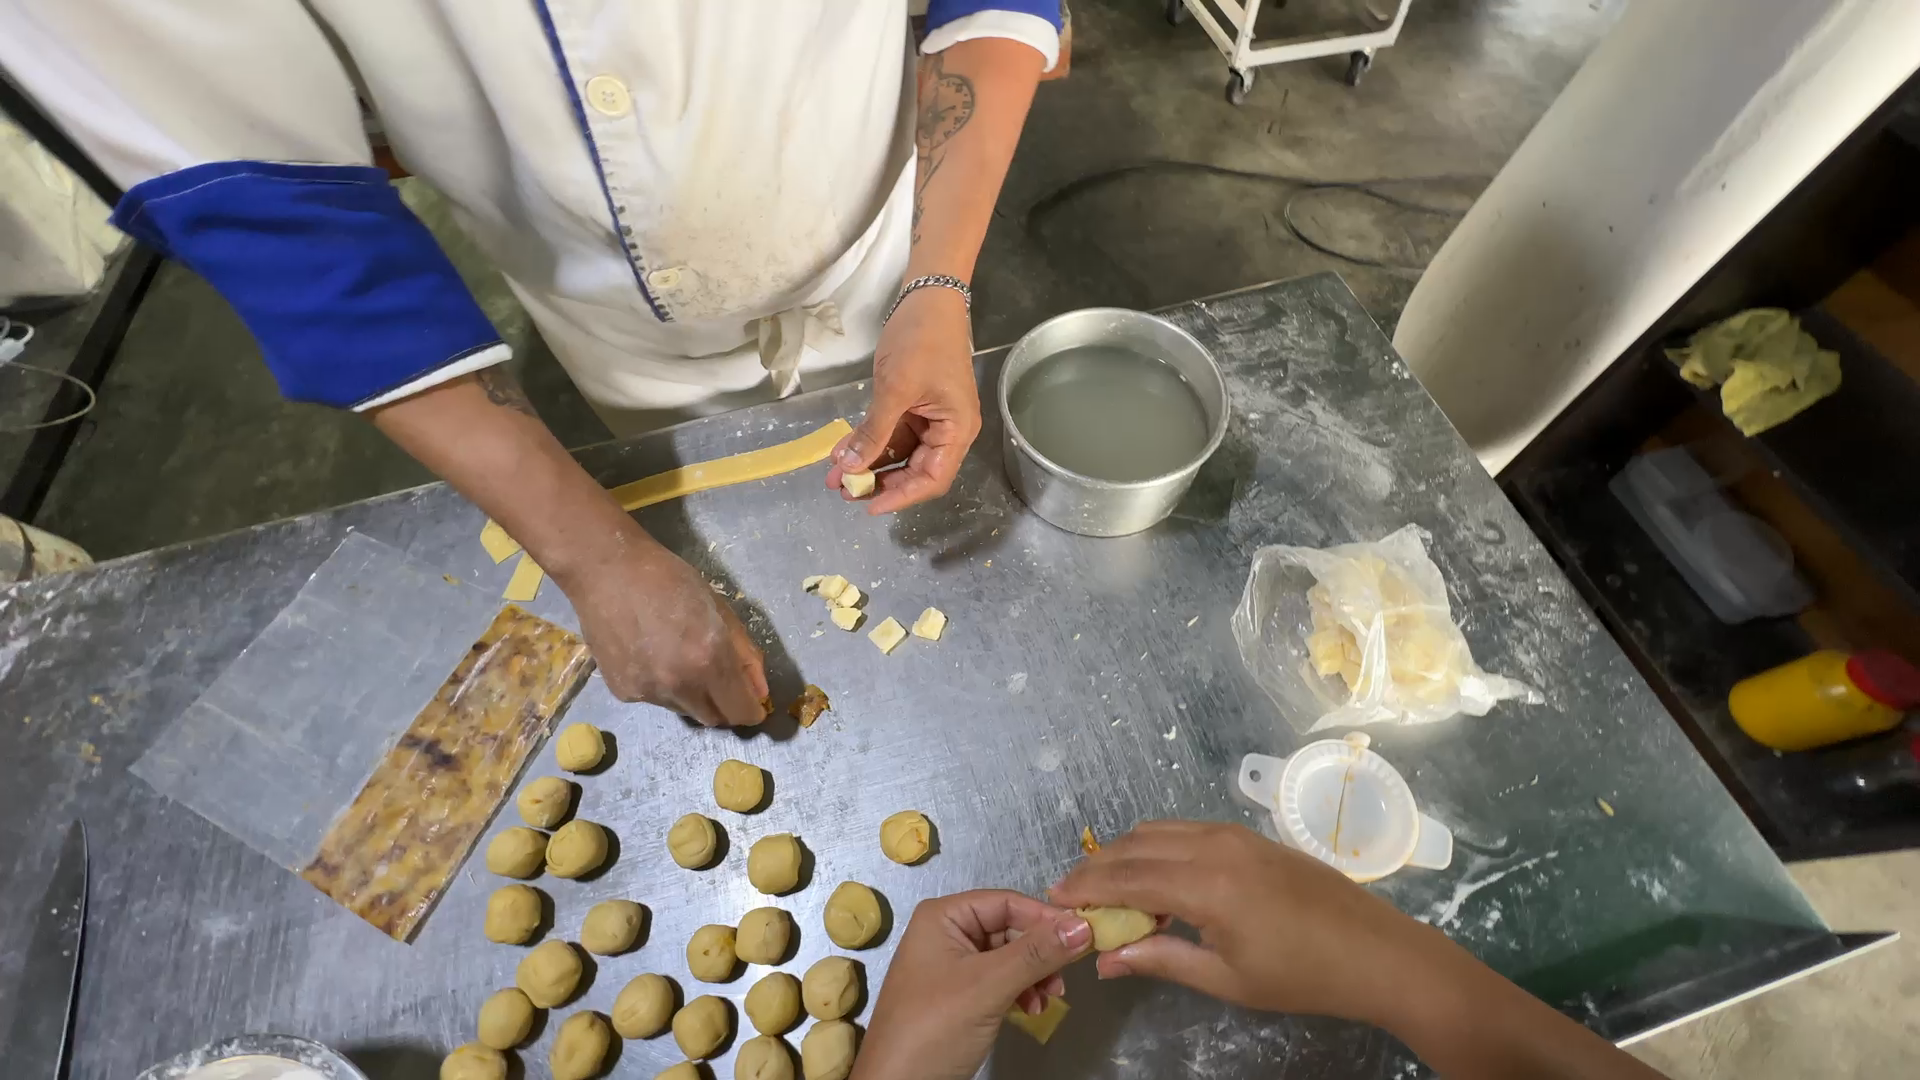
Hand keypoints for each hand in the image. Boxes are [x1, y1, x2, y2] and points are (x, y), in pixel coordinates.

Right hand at [558, 543, 768, 726]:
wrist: (606, 572)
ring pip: (685, 710)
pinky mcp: (623, 693)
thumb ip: (745, 656)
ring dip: (695, 695)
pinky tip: (655, 657)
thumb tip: (760, 692)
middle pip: (713, 718)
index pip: (740, 711)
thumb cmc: (671, 580)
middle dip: (725, 705)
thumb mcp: (721, 611)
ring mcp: (647, 692)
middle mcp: (678, 684)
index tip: (754, 703)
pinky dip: (666, 688)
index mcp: (708, 659)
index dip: (752, 711)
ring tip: (682, 657)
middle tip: (723, 679)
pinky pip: (657, 701)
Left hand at [826, 287, 979, 513]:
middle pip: (916, 472)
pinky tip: (844, 451)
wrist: (928, 297)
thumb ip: (873, 432)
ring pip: (900, 456)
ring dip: (869, 465)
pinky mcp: (915, 408)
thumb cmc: (922, 340)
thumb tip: (849, 469)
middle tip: (842, 491)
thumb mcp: (895, 388)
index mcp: (957, 431)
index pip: (932, 478)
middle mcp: (949, 432)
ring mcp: (932, 420)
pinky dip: (870, 444)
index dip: (901, 497)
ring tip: (834, 475)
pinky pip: (893, 436)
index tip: (869, 507)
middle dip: (879, 482)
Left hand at [851, 890, 1091, 1079]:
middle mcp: (947, 932)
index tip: (1083, 935)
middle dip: (1039, 954)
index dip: (1044, 917)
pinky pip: (998, 981)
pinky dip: (1019, 993)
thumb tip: (1083, 924)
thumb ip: (1036, 954)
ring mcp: (951, 966)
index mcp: (944, 916)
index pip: (1005, 902)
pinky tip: (1032, 1011)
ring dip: (1032, 976)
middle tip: (1065, 979)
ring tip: (1050, 1000)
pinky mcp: (958, 996)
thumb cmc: (935, 1027)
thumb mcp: (988, 986)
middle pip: (1008, 929)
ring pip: (1007, 958)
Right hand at [1048, 821, 1458, 1029]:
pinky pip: (1181, 828)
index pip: (1127, 877)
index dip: (1085, 885)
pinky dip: (1154, 846)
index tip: (1053, 896)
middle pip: (1134, 844)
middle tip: (1071, 891)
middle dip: (1097, 866)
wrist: (1378, 952)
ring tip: (1107, 886)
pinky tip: (1155, 875)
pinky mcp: (1244, 832)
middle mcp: (1212, 844)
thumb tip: (1106, 959)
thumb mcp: (1228, 979)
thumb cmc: (1303, 975)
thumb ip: (1161, 959)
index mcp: (1207, 883)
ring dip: (1125, 853)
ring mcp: (1230, 832)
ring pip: (1156, 829)